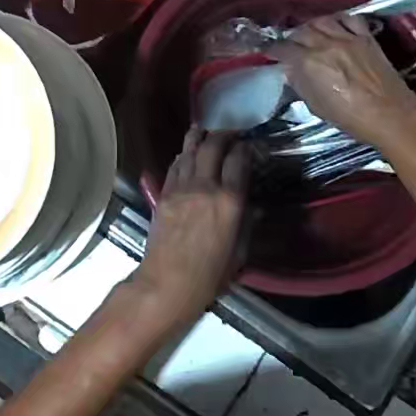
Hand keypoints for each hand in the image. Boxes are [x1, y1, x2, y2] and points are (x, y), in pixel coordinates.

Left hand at [132, 127, 248, 318]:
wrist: (166, 284)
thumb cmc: (209, 276)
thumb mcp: (239, 252)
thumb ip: (246, 224)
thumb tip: (252, 207)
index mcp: (229, 202)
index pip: (239, 161)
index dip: (246, 148)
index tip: (251, 145)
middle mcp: (205, 188)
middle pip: (213, 147)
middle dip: (223, 135)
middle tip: (230, 132)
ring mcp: (181, 189)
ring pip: (189, 152)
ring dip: (199, 138)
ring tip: (205, 130)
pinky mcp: (163, 196)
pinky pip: (174, 167)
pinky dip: (182, 156)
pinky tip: (185, 154)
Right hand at [266, 15, 415, 147]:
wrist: (389, 115)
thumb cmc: (350, 118)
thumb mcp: (316, 106)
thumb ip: (301, 84)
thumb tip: (291, 71)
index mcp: (309, 64)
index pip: (283, 48)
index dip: (273, 50)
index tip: (269, 52)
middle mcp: (326, 45)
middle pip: (301, 31)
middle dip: (291, 38)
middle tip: (289, 46)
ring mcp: (348, 38)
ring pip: (322, 20)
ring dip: (312, 25)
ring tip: (310, 33)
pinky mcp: (366, 37)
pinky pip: (349, 18)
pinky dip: (337, 19)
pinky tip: (335, 25)